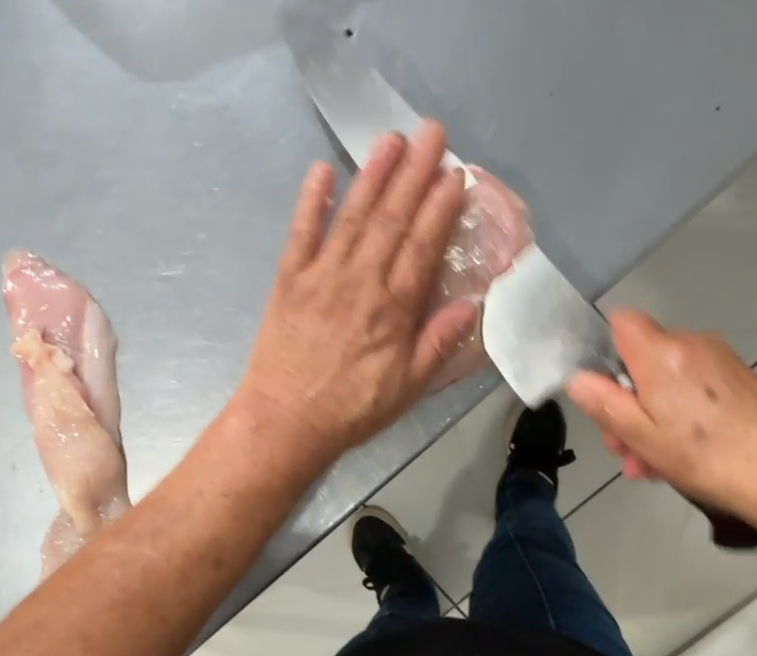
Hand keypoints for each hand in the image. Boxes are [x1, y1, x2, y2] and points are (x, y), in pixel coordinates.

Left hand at [232, 121, 478, 461]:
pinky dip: (311, 201)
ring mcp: (321, 276)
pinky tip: (321, 170)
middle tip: (432, 133)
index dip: (440, 208)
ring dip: (372, 175)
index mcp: (393, 308)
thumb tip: (471, 305)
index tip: (455, 175)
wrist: (285, 422)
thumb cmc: (351, 410)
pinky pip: (301, 233)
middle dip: (414, 174)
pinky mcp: (288, 281)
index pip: (422, 246)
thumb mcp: (407, 387)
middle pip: (391, 219)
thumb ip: (438, 344)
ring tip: (391, 139)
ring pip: (353, 216)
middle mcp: (360, 281)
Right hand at [565, 311, 756, 536]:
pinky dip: (676, 418)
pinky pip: (690, 392)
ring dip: (649, 419)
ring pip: (665, 382)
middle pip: (640, 359)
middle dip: (625, 402)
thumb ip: (604, 404)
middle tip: (623, 449)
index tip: (601, 393)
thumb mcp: (641, 436)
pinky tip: (676, 458)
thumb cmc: (707, 456)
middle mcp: (691, 345)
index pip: (621, 322)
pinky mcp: (738, 381)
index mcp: (662, 352)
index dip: (604, 351)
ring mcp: (718, 362)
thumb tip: (577, 379)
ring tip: (648, 465)